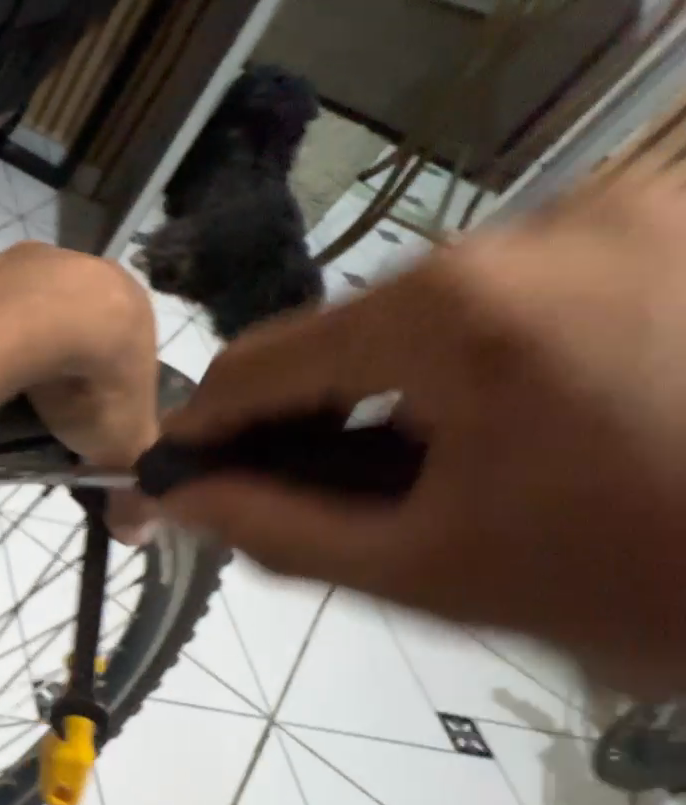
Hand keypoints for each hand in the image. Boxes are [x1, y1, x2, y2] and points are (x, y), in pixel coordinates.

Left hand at [0, 241, 162, 540]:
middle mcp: (77, 270)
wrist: (33, 323)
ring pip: (16, 310)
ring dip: (7, 342)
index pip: (119, 345)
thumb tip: (139, 533)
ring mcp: (20, 265)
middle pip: (65, 322)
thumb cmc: (92, 379)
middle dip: (51, 359)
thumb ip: (132, 478)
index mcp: (126, 302)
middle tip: (33, 402)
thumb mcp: (118, 439)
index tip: (79, 412)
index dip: (102, 380)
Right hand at [158, 174, 685, 691]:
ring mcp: (618, 211)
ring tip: (414, 462)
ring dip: (388, 384)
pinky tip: (497, 417)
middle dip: (306, 413)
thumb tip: (175, 496)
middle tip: (307, 488)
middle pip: (342, 332)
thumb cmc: (654, 584)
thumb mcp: (428, 573)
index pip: (259, 362)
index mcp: (456, 312)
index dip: (203, 424)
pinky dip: (467, 357)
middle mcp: (532, 227)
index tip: (176, 471)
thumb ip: (273, 528)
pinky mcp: (667, 223)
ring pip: (420, 311)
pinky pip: (506, 292)